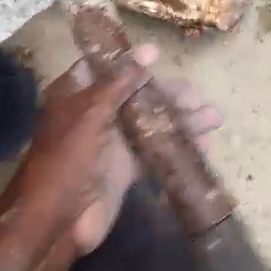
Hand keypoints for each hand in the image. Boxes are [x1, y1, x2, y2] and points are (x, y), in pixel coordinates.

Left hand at [10, 45, 223, 254]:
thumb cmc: (67, 158)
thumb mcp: (92, 112)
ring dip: (180, 120)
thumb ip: (122, 81)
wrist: (56, 222)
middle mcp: (94, 112)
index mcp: (77, 92)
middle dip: (169, 95)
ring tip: (214, 119)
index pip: (108, 67)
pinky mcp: (124, 168)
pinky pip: (154, 150)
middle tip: (198, 98)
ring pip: (150, 122)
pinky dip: (176, 146)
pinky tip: (203, 144)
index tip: (163, 56)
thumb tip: (151, 49)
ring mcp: (111, 141)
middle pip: (136, 94)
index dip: (134, 61)